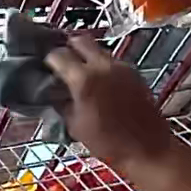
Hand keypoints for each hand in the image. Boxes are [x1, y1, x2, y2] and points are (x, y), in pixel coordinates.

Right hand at [44, 35, 176, 174]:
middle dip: (67, 47)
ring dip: (85, 56)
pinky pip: (111, 61)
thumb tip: (54, 92)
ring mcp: (122, 68)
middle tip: (59, 61)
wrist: (147, 149)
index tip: (43, 68)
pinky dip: (100, 66)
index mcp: (84, 79)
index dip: (47, 60)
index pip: (57, 55)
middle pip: (80, 40)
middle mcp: (103, 66)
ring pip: (97, 49)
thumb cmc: (106, 141)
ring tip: (76, 73)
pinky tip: (96, 83)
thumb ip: (61, 102)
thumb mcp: (73, 123)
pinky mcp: (134, 74)